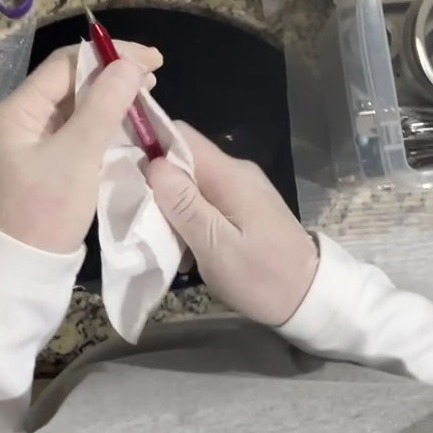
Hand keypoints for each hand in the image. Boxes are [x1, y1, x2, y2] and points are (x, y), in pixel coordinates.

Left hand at [0, 42, 161, 253]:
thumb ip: (104, 107)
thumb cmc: (44, 211)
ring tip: (146, 98)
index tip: (152, 60)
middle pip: (70, 82)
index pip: (66, 64)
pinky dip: (103, 124)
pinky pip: (76, 131)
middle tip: (154, 79)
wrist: (20, 270)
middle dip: (113, 76)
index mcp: (17, 110)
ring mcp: (31, 143)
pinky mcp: (44, 163)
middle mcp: (20, 119)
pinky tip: (128, 124)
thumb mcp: (77, 157)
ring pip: (76, 107)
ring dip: (110, 100)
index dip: (110, 55)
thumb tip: (130, 65)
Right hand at [142, 123, 317, 324]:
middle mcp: (236, 171)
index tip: (121, 165)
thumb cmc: (262, 276)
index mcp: (228, 174)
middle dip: (155, 179)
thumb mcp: (216, 246)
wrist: (310, 298)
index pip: (180, 135)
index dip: (148, 143)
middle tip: (133, 208)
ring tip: (156, 231)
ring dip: (171, 203)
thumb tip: (154, 164)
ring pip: (192, 180)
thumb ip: (184, 204)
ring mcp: (242, 188)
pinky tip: (183, 243)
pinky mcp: (245, 205)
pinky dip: (188, 215)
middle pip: (184, 157)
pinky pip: (206, 198)